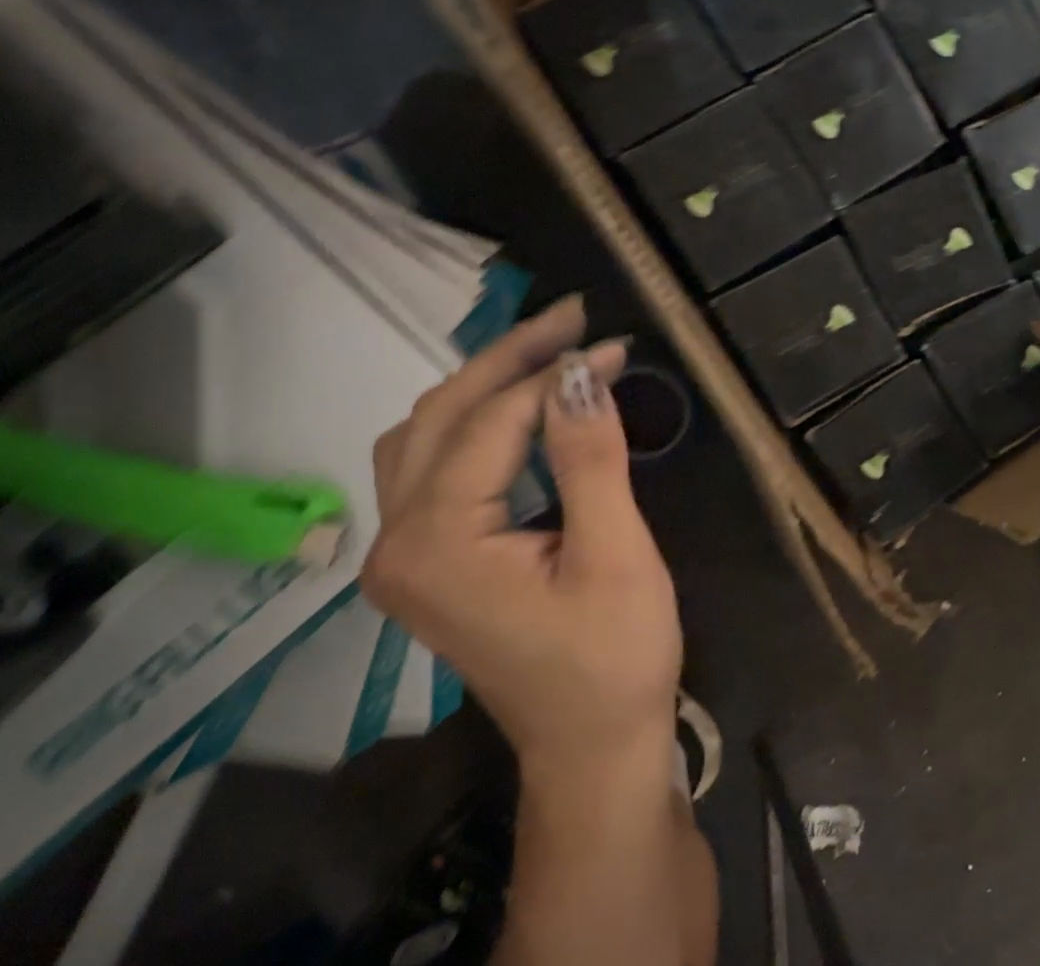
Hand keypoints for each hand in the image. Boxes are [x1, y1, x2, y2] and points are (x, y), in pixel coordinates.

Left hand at [362, 295, 680, 777]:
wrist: (593, 745)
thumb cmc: (615, 658)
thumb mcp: (615, 557)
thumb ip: (590, 461)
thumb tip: (581, 373)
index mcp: (438, 543)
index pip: (490, 424)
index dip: (553, 375)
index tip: (613, 342)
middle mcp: (398, 543)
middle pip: (439, 419)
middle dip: (507, 362)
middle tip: (573, 320)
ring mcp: (403, 559)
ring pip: (423, 441)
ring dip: (481, 390)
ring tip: (545, 355)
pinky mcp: (425, 568)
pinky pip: (431, 473)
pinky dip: (473, 430)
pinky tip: (516, 416)